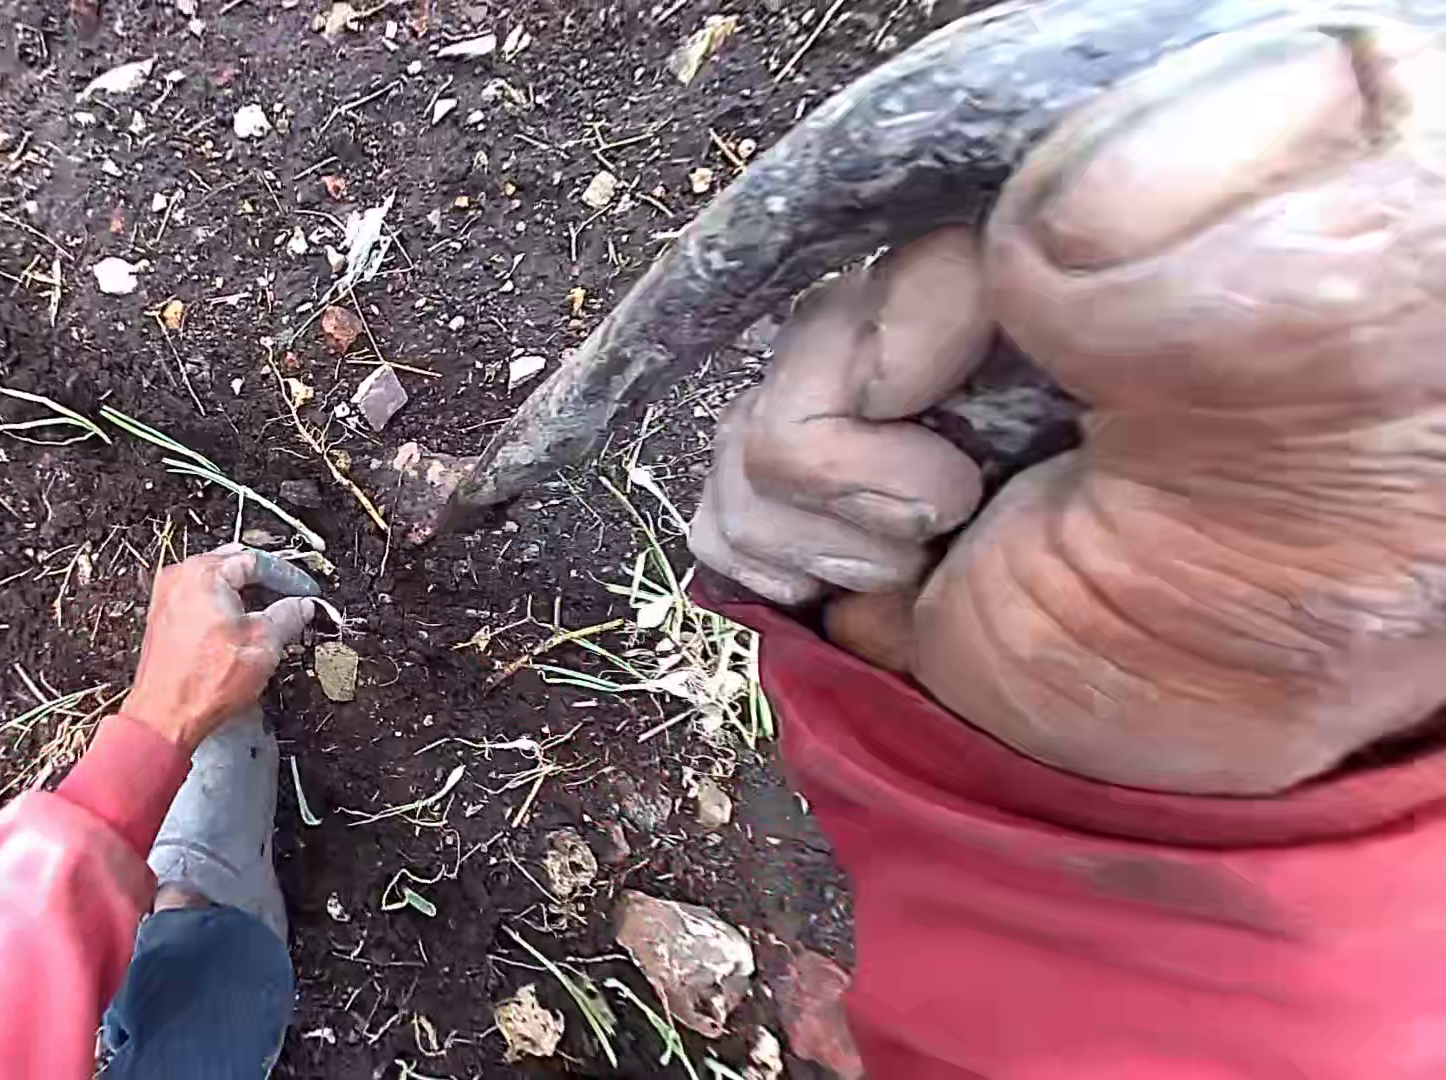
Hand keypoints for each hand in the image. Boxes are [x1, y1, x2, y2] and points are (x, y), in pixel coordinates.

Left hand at [121, 548, 318, 749]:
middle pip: (235, 566)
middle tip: (292, 597)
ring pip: (218, 583)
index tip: (305, 592)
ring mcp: (167, 599)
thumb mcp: (264, 642)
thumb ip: (289, 615)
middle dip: (267, 581)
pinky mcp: (163, 620)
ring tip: (271, 613)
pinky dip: (226, 606)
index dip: (289, 576)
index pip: (258, 561)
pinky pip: (202, 599)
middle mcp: (180, 579)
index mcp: (205, 574)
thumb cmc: (205, 682)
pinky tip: (243, 625)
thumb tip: (302, 606)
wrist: (165, 718)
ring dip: (246, 594)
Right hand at [696, 26, 1445, 793]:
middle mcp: (965, 316)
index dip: (889, 368)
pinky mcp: (804, 477)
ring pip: (739, 432)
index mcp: (1093, 262)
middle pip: (801, 350)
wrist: (1110, 739)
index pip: (905, 252)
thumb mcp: (1308, 490)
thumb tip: (1082, 175)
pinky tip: (839, 579)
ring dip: (805, 534)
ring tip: (901, 568)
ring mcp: (867, 404)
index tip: (959, 487)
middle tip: (943, 529)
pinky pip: (712, 496)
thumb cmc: (1228, 637)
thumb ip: (1269, 302)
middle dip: (843, 478)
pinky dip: (760, 557)